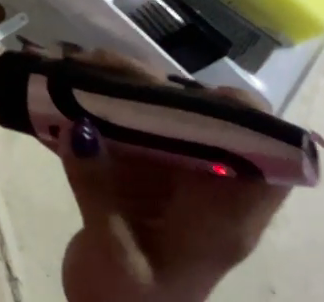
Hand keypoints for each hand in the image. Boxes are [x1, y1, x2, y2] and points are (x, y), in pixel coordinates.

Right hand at [56, 51, 289, 301]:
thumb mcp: (116, 258)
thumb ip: (99, 195)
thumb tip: (76, 127)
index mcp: (225, 216)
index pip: (267, 158)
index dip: (243, 118)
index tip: (190, 92)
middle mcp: (204, 185)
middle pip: (199, 119)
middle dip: (152, 84)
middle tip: (95, 65)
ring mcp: (166, 174)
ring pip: (156, 112)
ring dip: (114, 84)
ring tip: (67, 66)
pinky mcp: (131, 169)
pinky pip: (116, 122)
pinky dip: (89, 100)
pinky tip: (56, 87)